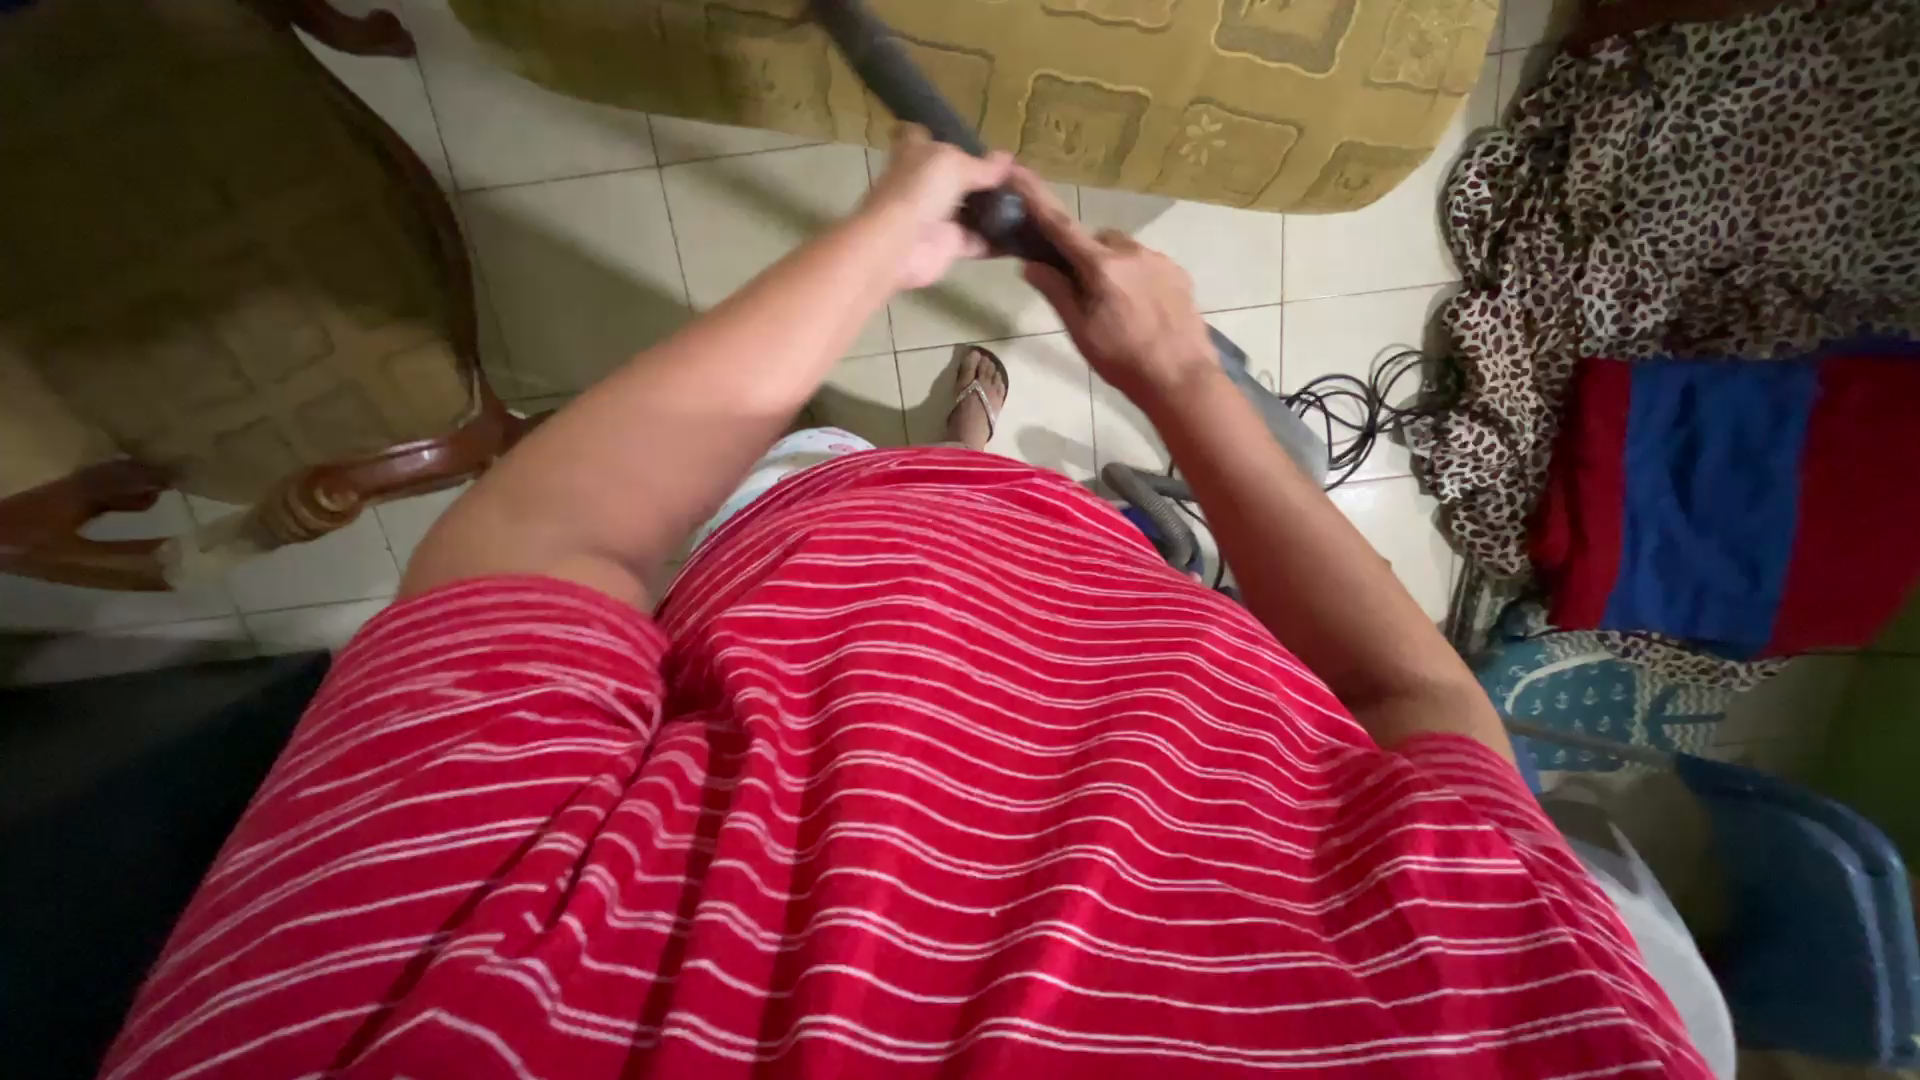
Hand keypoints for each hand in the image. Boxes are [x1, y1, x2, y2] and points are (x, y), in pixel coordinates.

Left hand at [861, 124, 1013, 289]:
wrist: (900, 244)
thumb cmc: (919, 190)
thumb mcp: (954, 164)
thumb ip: (982, 166)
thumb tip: (1008, 159)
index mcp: (917, 152)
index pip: (923, 136)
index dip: (940, 134)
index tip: (966, 137)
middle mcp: (926, 183)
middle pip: (957, 176)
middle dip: (983, 177)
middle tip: (1019, 176)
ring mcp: (938, 216)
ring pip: (972, 210)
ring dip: (996, 209)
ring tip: (1029, 202)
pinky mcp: (950, 245)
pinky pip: (980, 240)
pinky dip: (1000, 240)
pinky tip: (1025, 234)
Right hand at [1009, 169, 1217, 404]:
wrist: (1180, 378)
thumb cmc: (1122, 360)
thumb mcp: (1081, 331)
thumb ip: (1057, 293)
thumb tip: (1031, 265)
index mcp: (1102, 266)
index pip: (1061, 227)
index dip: (1037, 201)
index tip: (1018, 174)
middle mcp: (1131, 252)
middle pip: (1095, 240)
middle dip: (1085, 257)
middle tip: (1083, 294)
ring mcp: (1159, 260)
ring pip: (1123, 251)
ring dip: (1112, 267)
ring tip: (1117, 308)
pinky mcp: (1178, 272)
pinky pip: (1146, 263)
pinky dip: (1135, 276)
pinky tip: (1140, 309)